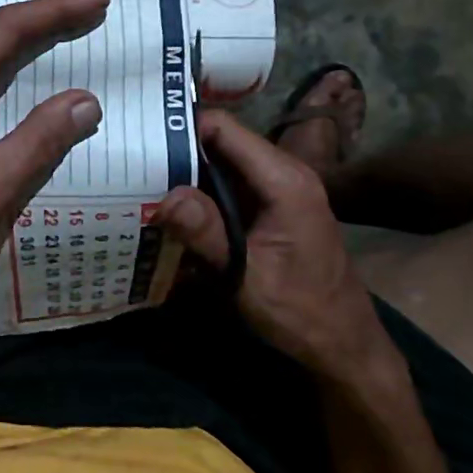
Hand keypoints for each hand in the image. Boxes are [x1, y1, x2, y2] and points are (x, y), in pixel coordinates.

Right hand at [158, 110, 393, 379]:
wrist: (344, 345)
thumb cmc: (302, 311)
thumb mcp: (247, 275)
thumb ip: (207, 233)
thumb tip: (164, 197)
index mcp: (283, 178)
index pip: (222, 127)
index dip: (181, 127)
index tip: (139, 140)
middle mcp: (282, 172)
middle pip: (218, 141)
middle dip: (175, 149)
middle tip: (129, 163)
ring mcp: (275, 188)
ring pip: (219, 162)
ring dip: (183, 172)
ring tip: (137, 180)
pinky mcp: (268, 206)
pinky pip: (227, 183)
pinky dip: (198, 191)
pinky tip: (168, 205)